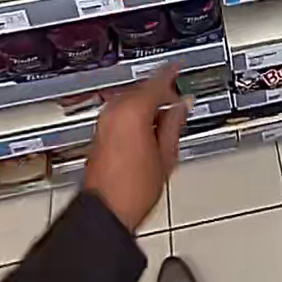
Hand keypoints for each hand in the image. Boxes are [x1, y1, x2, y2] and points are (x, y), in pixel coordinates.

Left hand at [82, 63, 187, 230]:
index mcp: (133, 110)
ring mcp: (105, 121)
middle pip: (143, 89)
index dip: (172, 73)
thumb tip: (182, 107)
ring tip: (165, 119)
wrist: (105, 214)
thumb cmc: (132, 191)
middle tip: (178, 100)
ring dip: (148, 104)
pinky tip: (148, 129)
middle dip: (161, 93)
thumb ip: (174, 123)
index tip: (179, 68)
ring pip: (132, 100)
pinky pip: (122, 111)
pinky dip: (136, 114)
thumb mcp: (166, 155)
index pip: (158, 81)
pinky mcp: (100, 132)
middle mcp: (115, 111)